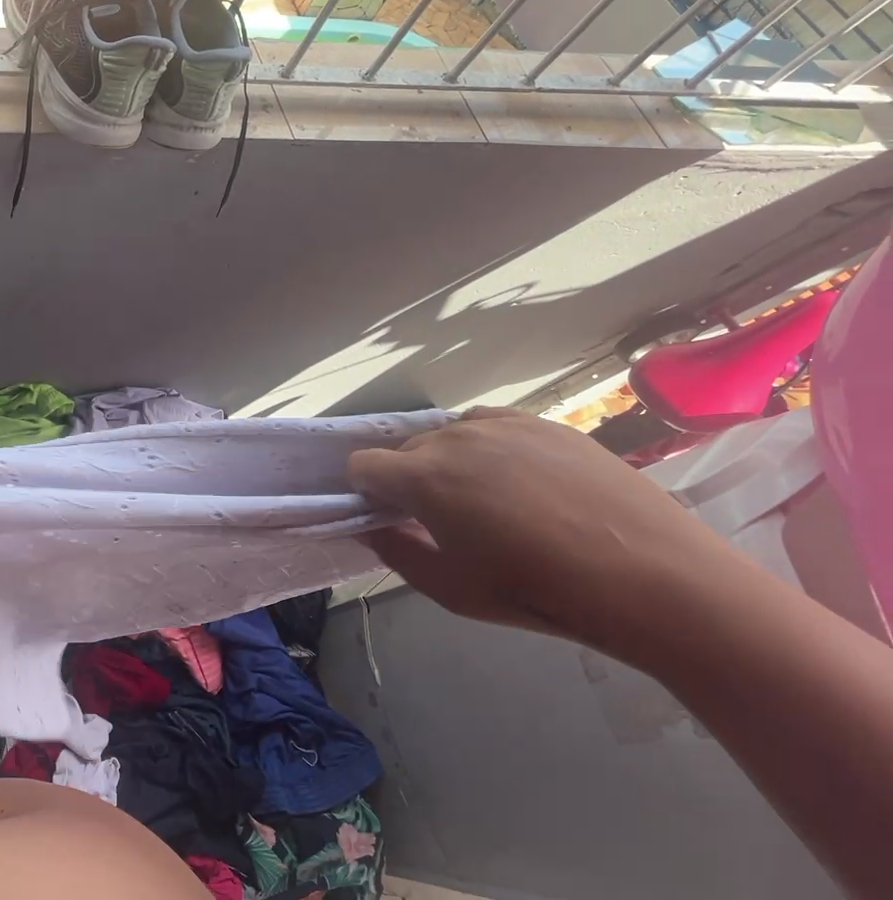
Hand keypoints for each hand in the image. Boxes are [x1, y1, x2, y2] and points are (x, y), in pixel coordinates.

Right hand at [347, 406, 724, 649]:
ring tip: (490, 497)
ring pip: (451, 433)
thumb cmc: (541, 592)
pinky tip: (524, 480)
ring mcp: (505, 426)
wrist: (653, 580)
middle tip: (446, 518)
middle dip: (411, 478)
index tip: (392, 518)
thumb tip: (375, 528)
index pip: (362, 465)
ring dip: (451, 460)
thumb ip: (396, 553)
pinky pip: (496, 423)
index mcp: (422, 478)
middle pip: (407, 449)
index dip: (369, 492)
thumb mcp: (451, 590)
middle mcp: (454, 438)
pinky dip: (492, 445)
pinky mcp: (549, 425)